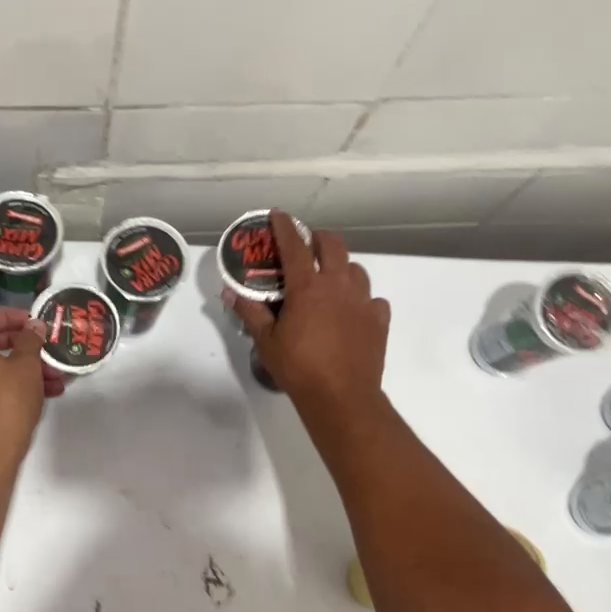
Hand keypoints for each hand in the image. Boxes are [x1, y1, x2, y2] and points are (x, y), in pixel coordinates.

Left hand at [0, 306, 64, 457]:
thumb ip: (31, 339)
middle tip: (47, 346)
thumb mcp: (26, 364)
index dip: (12, 315)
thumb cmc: (9, 399)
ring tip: (56, 375)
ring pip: (0, 365)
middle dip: (26, 344)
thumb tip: (34, 325)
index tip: (35, 320)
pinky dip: (19, 382)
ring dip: (28, 366)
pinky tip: (49, 391)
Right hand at [228, 210, 390, 414]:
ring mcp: (363, 300)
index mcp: (308, 287)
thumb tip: (231, 292)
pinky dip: (361, 299)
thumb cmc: (298, 368)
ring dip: (340, 267)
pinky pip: (372, 299)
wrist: (342, 396)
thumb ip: (251, 312)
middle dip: (318, 238)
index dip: (285, 227)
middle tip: (307, 245)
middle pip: (333, 245)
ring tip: (328, 279)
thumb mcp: (267, 341)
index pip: (295, 245)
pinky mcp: (378, 319)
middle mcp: (338, 285)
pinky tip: (351, 311)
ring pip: (355, 269)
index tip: (278, 215)